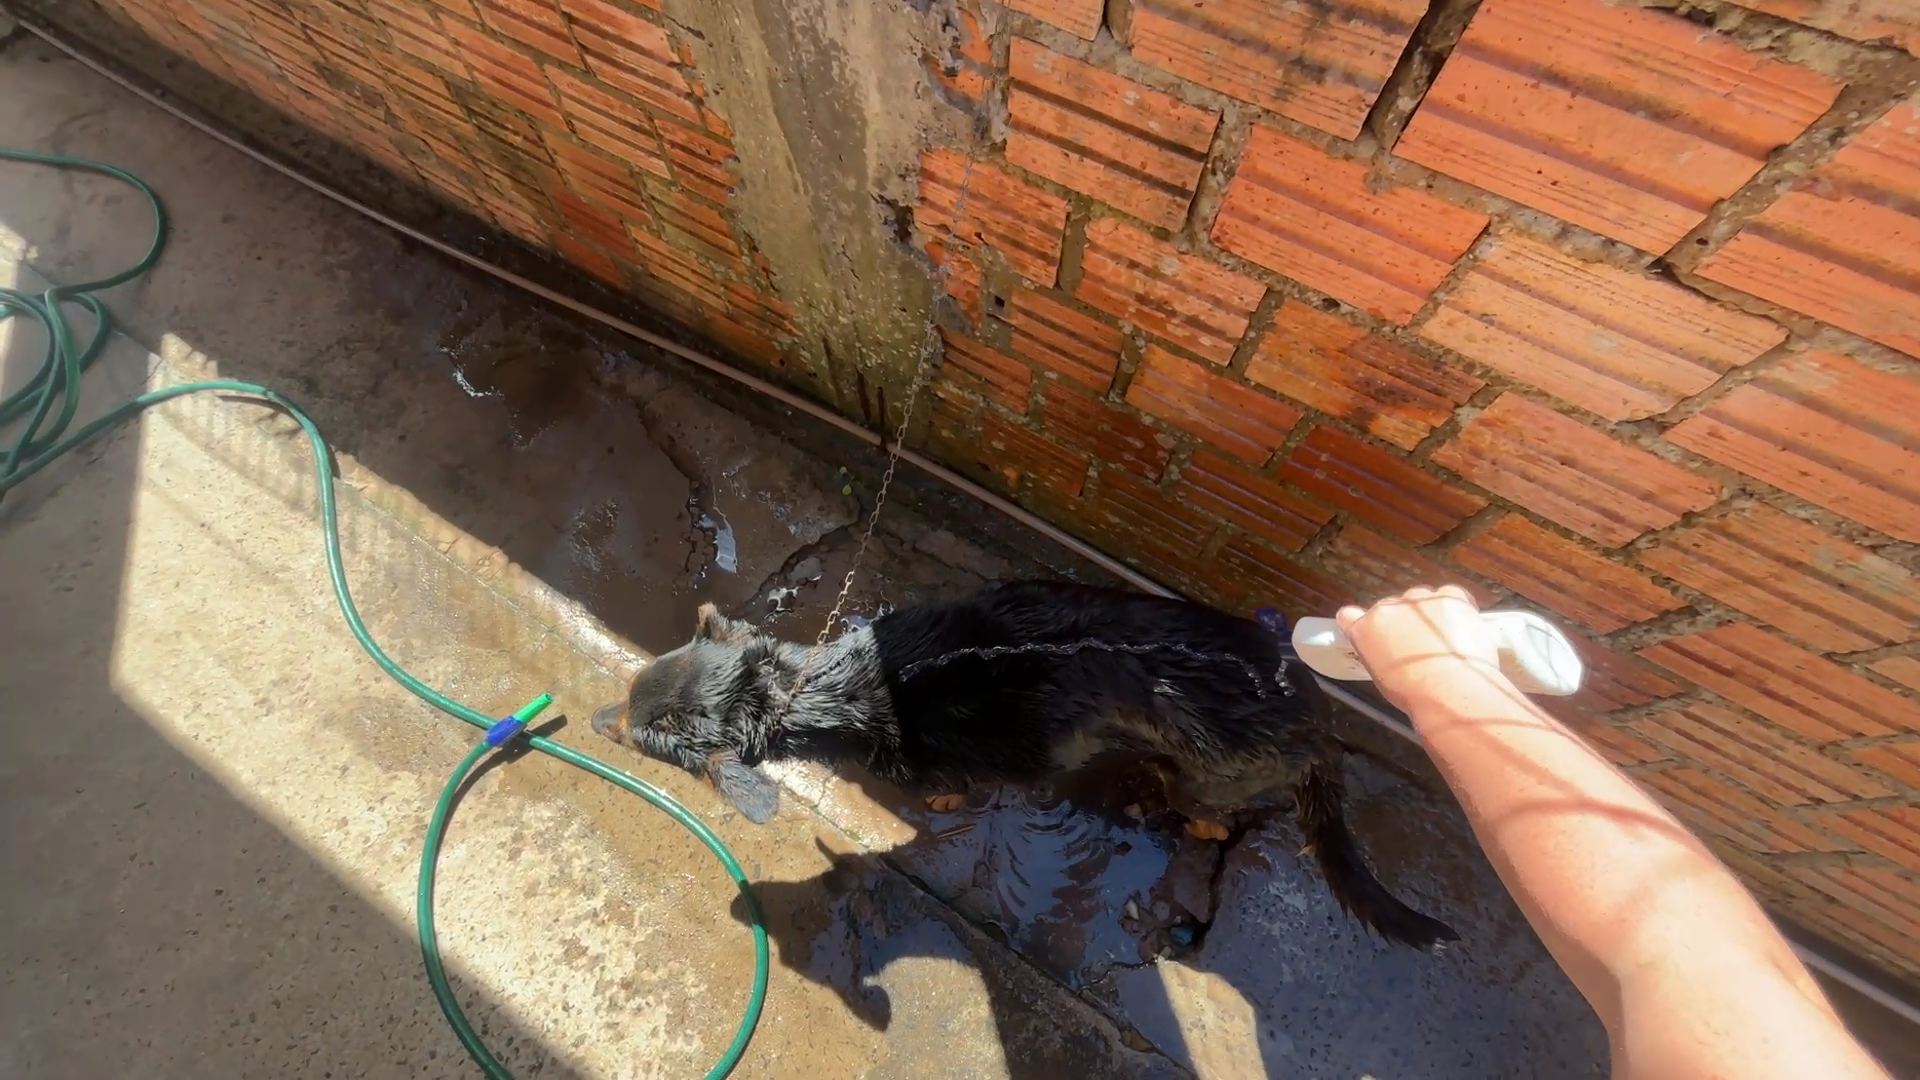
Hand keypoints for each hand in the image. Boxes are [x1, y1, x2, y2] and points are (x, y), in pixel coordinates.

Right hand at [1335, 586, 1503, 710]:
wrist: (1451, 691)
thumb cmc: (1415, 693)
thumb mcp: (1381, 676)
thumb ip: (1379, 652)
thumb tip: (1392, 652)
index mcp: (1362, 629)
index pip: (1349, 615)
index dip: (1365, 622)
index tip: (1378, 631)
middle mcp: (1385, 609)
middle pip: (1392, 605)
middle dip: (1404, 620)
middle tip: (1421, 642)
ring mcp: (1417, 601)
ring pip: (1421, 598)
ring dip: (1429, 613)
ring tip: (1445, 638)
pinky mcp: (1449, 598)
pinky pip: (1451, 594)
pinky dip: (1458, 607)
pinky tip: (1463, 627)